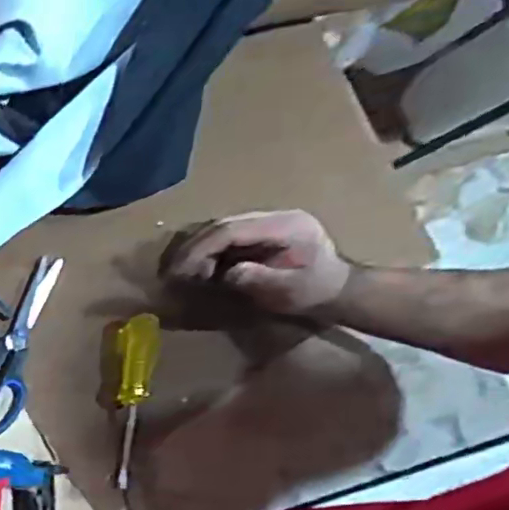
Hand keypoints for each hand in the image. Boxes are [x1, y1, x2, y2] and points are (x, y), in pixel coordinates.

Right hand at [163, 210, 352, 315]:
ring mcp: (267, 222)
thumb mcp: (287, 291)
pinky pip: (224, 234)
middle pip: (222, 224)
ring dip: (197, 249)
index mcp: (286, 226)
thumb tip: (228, 273)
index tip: (180, 273)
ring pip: (220, 226)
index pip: (231, 229)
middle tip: (174, 275)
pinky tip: (201, 269)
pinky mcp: (259, 231)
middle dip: (193, 249)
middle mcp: (276, 217)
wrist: (334, 288)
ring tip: (186, 274)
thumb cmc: (311, 292)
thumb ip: (259, 279)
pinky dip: (206, 250)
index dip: (200, 249)